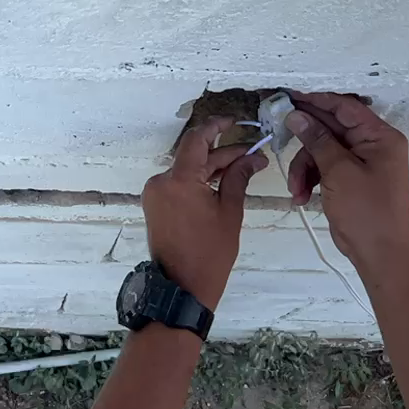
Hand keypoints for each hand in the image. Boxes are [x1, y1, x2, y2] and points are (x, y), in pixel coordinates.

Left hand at [141, 117, 266, 310]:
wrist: (181, 287)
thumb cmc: (209, 253)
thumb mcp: (230, 212)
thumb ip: (238, 178)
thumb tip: (253, 157)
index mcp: (178, 180)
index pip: (196, 140)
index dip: (216, 126)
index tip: (234, 121)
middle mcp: (161, 180)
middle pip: (193, 156)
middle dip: (223, 153)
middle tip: (253, 154)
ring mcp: (154, 192)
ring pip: (186, 169)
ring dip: (211, 167)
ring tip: (243, 168)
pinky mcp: (155, 203)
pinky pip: (178, 183)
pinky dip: (198, 180)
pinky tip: (221, 182)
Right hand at [284, 91, 408, 278]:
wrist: (379, 254)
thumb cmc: (367, 212)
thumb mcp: (338, 171)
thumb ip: (317, 139)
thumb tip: (296, 115)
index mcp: (380, 137)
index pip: (344, 107)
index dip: (315, 101)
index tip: (288, 96)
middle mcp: (373, 145)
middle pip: (330, 128)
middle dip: (305, 140)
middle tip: (278, 133)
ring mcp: (361, 162)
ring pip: (321, 149)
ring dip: (303, 167)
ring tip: (295, 187)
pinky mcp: (349, 177)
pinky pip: (323, 166)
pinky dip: (309, 178)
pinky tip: (301, 195)